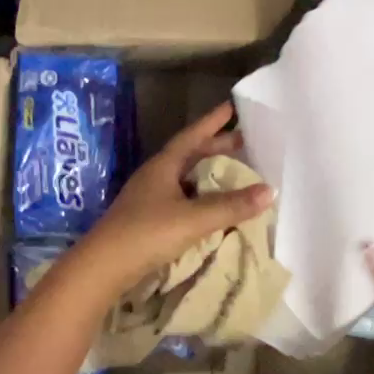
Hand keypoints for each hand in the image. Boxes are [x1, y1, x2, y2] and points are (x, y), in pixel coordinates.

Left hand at [75, 102, 274, 290]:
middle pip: (189, 156)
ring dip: (208, 176)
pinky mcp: (147, 221)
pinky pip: (180, 201)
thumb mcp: (193, 218)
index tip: (232, 107)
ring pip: (184, 179)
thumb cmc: (147, 233)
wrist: (103, 266)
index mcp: (163, 166)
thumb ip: (231, 206)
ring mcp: (148, 199)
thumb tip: (270, 191)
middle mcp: (155, 177)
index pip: (192, 136)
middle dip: (216, 148)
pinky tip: (212, 210)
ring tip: (234, 176)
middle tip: (244, 143)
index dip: (213, 122)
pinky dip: (200, 200)